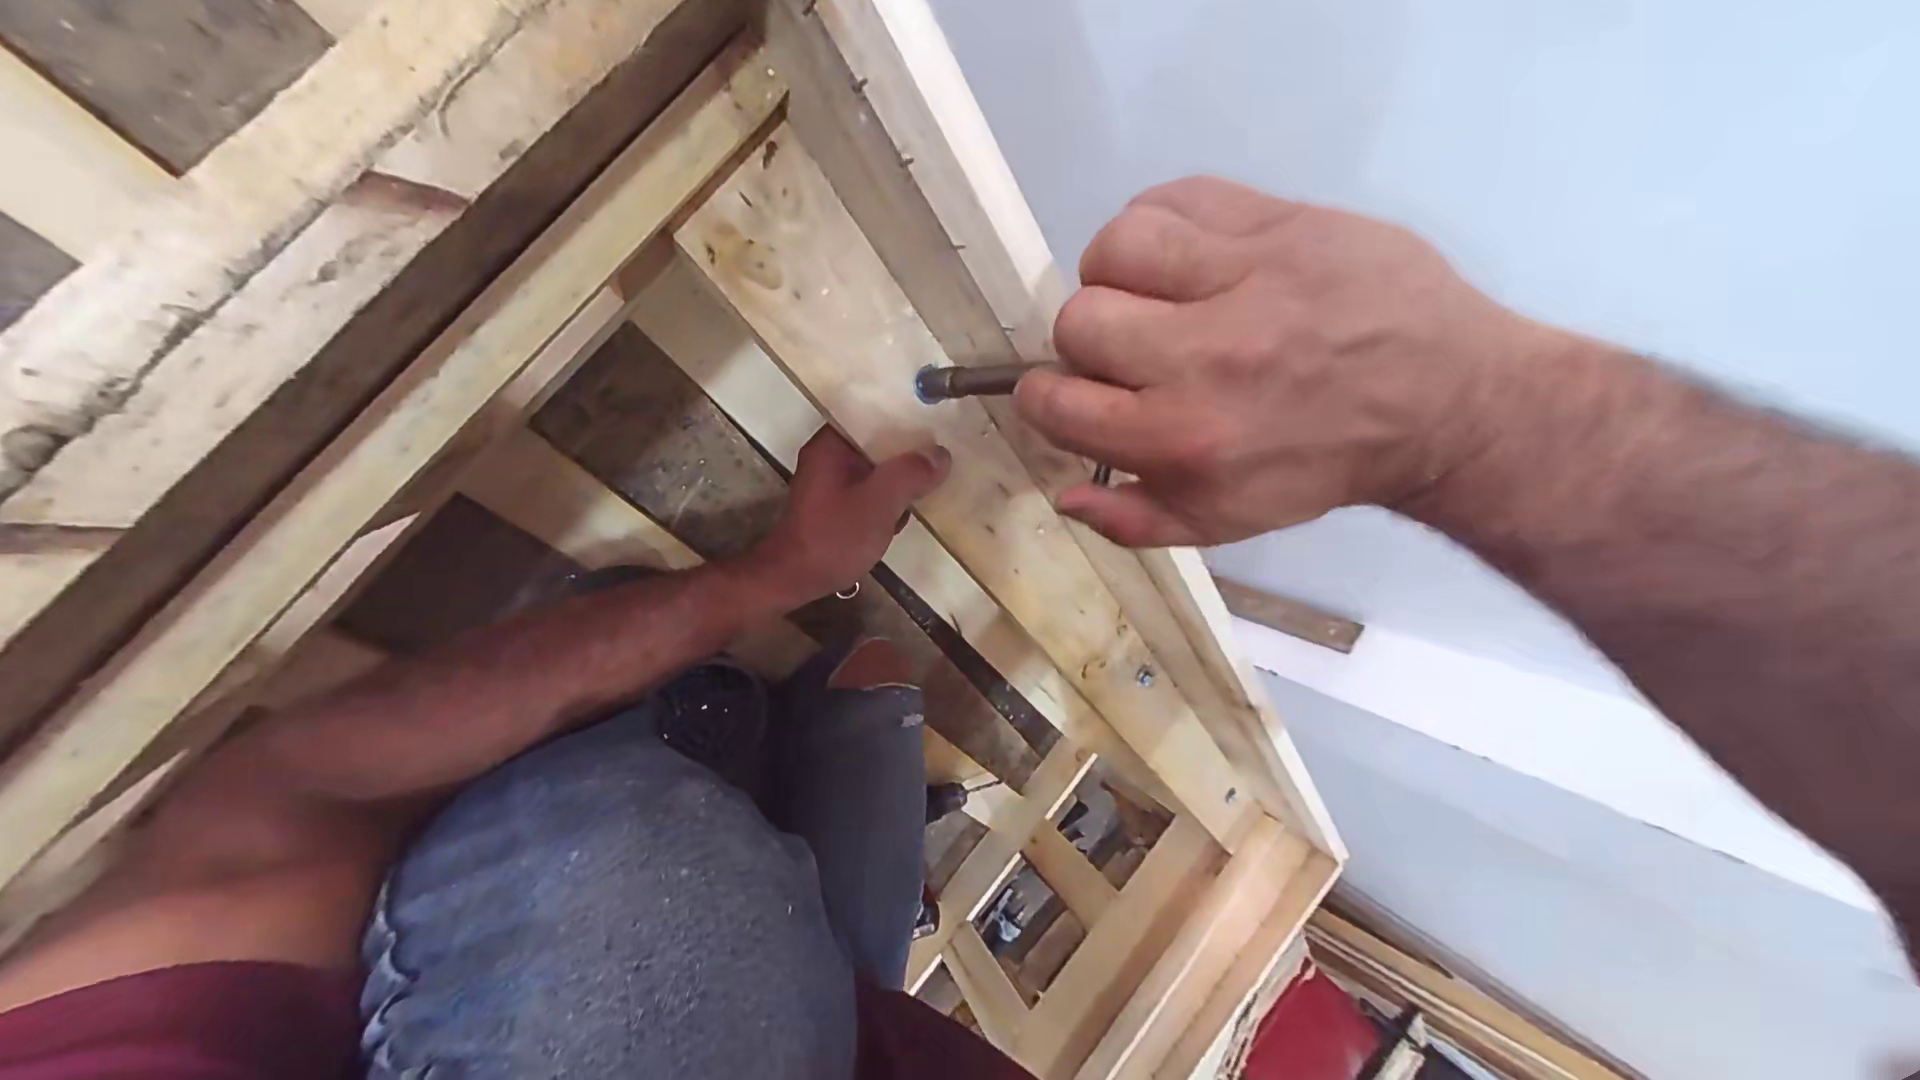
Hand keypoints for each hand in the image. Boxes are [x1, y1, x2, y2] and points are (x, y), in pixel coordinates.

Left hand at [749, 427, 949, 602]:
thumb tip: (941, 455)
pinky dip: (889, 497)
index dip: (905, 416)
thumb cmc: (833, 539)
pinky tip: (907, 510)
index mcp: (832, 445)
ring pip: (877, 468)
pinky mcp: (837, 506)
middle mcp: (830, 457)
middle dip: (909, 450)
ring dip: (901, 477)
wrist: (795, 581)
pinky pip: (871, 490)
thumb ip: (910, 475)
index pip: (872, 414)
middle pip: (878, 442)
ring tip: (934, 479)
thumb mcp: (878, 504)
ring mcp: (833, 482)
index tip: (936, 421)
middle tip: (943, 453)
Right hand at [1013, 176, 1566, 546]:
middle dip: (1084, 344)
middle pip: (1077, 322)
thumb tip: (1062, 493)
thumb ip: (1130, 519)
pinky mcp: (1281, 222)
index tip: (1067, 395)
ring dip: (1112, 276)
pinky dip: (1158, 226)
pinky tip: (1180, 257)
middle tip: (1124, 353)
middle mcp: (1202, 356)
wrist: (1438, 402)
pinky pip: (1175, 197)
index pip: (1056, 401)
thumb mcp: (1218, 522)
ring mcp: (1243, 279)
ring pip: (1115, 247)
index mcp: (1180, 437)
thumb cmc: (1313, 470)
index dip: (1045, 398)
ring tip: (1147, 296)